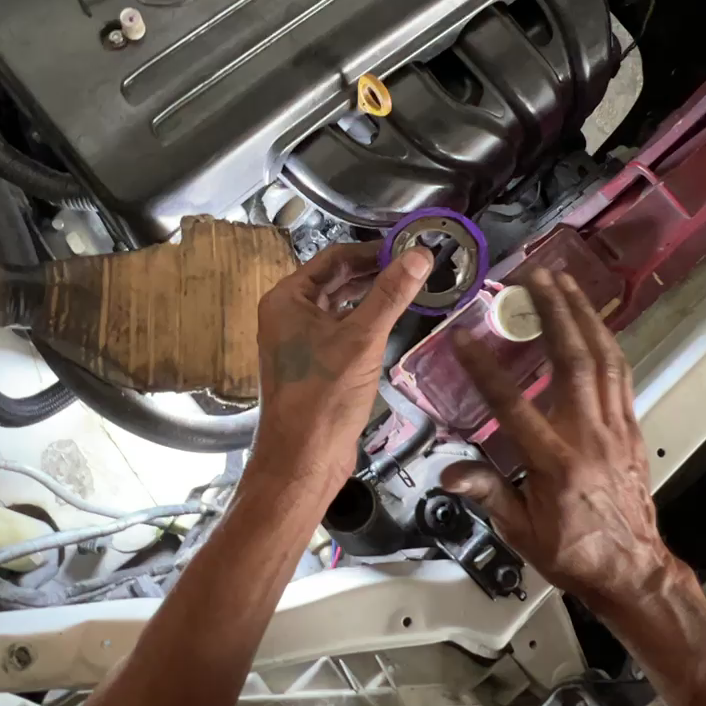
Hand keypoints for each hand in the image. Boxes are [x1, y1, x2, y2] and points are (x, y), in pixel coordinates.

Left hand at [248, 242, 432, 498]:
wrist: (303, 460)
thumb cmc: (323, 397)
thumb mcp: (361, 339)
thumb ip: (390, 294)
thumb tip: (419, 255)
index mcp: (287, 298)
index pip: (334, 257)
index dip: (373, 250)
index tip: (409, 245)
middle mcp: (288, 313)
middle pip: (337, 278)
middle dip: (376, 271)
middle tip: (417, 264)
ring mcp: (299, 339)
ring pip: (341, 304)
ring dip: (373, 294)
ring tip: (412, 285)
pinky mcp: (314, 361)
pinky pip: (342, 328)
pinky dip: (367, 319)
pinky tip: (393, 318)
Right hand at [443, 269, 673, 614]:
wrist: (632, 571)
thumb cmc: (571, 553)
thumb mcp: (521, 531)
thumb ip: (487, 493)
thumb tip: (447, 474)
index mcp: (555, 462)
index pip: (514, 406)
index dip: (486, 369)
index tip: (464, 338)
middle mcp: (589, 434)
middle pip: (573, 361)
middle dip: (554, 313)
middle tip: (534, 277)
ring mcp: (615, 426)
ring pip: (603, 359)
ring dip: (583, 315)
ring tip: (565, 282)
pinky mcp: (631, 427)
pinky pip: (620, 373)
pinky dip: (606, 341)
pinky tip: (594, 321)